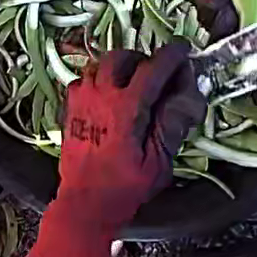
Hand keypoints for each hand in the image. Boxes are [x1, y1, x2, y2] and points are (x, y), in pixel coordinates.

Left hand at [24, 44, 204, 256]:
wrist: (83, 205)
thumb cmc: (124, 188)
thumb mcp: (159, 161)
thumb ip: (173, 122)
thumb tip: (187, 92)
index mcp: (126, 108)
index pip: (154, 67)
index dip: (172, 55)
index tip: (184, 50)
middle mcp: (100, 95)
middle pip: (122, 57)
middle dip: (142, 59)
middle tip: (156, 73)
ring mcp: (80, 99)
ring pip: (100, 64)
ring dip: (120, 67)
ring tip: (133, 82)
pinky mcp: (69, 107)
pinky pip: (84, 79)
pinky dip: (99, 79)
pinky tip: (108, 96)